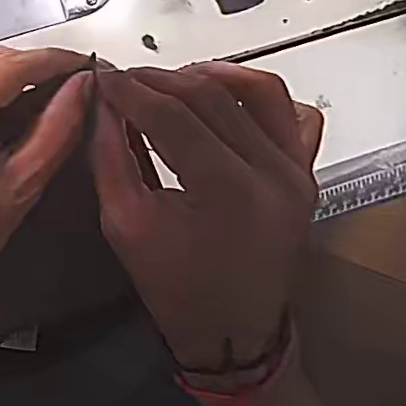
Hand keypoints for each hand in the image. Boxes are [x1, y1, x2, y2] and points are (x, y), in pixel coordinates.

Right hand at [89, 63, 322, 370]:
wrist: (233, 330)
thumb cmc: (177, 288)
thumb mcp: (123, 223)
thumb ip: (108, 155)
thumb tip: (100, 103)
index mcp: (226, 190)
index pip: (169, 114)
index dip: (128, 90)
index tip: (102, 78)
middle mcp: (272, 172)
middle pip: (209, 95)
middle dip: (158, 79)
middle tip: (124, 79)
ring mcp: (296, 170)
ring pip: (257, 89)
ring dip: (207, 75)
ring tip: (168, 81)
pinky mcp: (305, 172)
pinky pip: (290, 111)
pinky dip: (254, 93)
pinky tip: (223, 98)